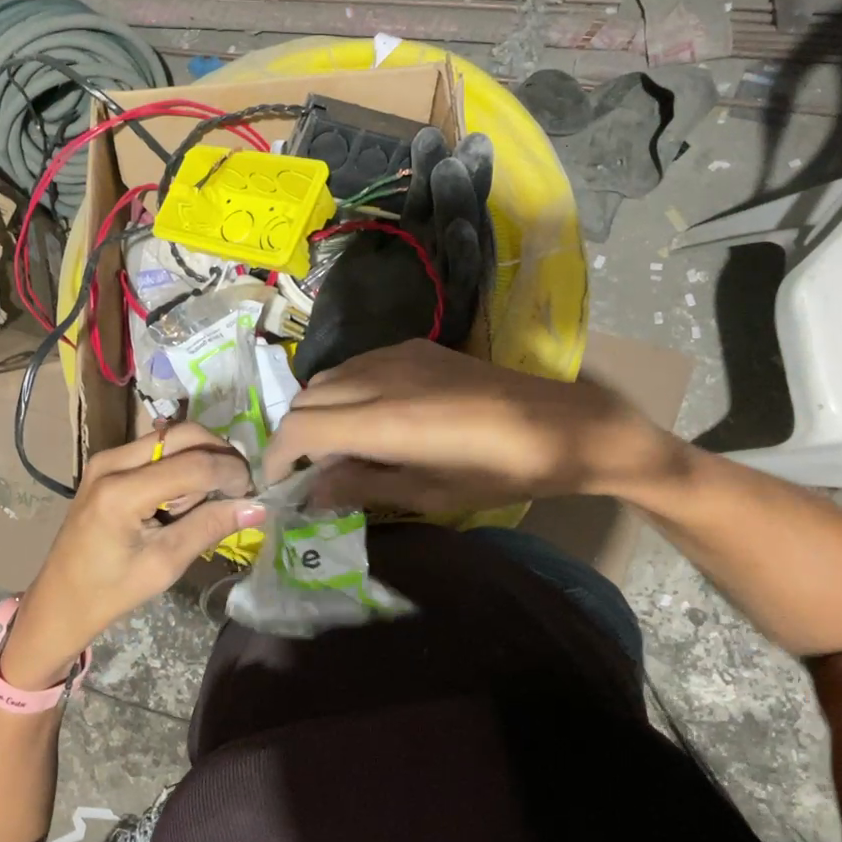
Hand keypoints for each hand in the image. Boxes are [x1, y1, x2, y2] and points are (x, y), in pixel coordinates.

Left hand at [0, 424, 264, 687]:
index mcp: (122, 491)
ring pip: (171, 436)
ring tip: (204, 501)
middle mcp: (112, 461)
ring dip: (199, 458)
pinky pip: (156, 447)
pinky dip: (180, 462)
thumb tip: (258, 507)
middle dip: (219, 455)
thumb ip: (209, 527)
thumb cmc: (111, 591)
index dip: (231, 473)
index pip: (194, 463)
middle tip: (237, 488)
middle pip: (183, 433)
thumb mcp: (164, 564)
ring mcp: (107, 458)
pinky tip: (182, 497)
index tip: (252, 494)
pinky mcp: (108, 463)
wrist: (61, 600)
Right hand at [263, 339, 685, 514]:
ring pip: (326, 377)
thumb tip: (310, 490)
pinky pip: (355, 364)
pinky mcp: (413, 346)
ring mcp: (396, 355)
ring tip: (337, 445)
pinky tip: (369, 415)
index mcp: (384, 421)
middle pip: (304, 398)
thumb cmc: (501, 473)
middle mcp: (379, 378)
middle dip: (294, 435)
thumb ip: (362, 486)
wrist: (563, 425)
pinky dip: (343, 390)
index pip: (301, 427)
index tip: (278, 481)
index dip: (278, 455)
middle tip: (310, 470)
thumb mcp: (430, 494)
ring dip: (317, 410)